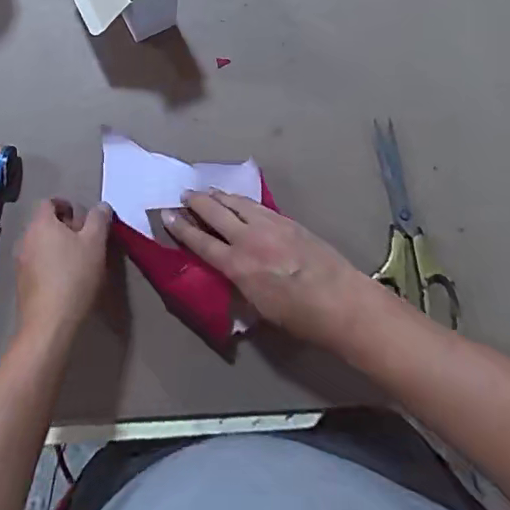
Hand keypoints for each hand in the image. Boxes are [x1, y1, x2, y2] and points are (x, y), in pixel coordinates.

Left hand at [13, 198, 111, 345]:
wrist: (49, 323)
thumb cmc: (74, 276)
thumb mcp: (95, 243)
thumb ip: (99, 220)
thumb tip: (101, 206)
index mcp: (40, 223)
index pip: (50, 202)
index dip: (68, 206)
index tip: (85, 220)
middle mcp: (25, 238)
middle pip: (45, 223)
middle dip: (66, 227)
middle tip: (87, 241)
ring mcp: (20, 262)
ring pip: (41, 244)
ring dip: (58, 247)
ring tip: (79, 262)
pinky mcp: (21, 283)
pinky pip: (37, 263)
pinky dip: (51, 264)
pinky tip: (66, 280)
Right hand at [163, 190, 386, 347]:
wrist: (343, 301)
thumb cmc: (300, 318)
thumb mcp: (259, 309)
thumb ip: (238, 287)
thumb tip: (229, 276)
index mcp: (236, 266)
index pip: (199, 241)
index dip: (180, 227)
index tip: (166, 215)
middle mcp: (247, 239)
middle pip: (214, 212)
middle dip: (196, 201)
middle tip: (184, 195)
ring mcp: (268, 225)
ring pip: (235, 202)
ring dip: (218, 195)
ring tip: (207, 192)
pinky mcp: (287, 220)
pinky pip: (256, 205)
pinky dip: (240, 200)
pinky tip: (238, 200)